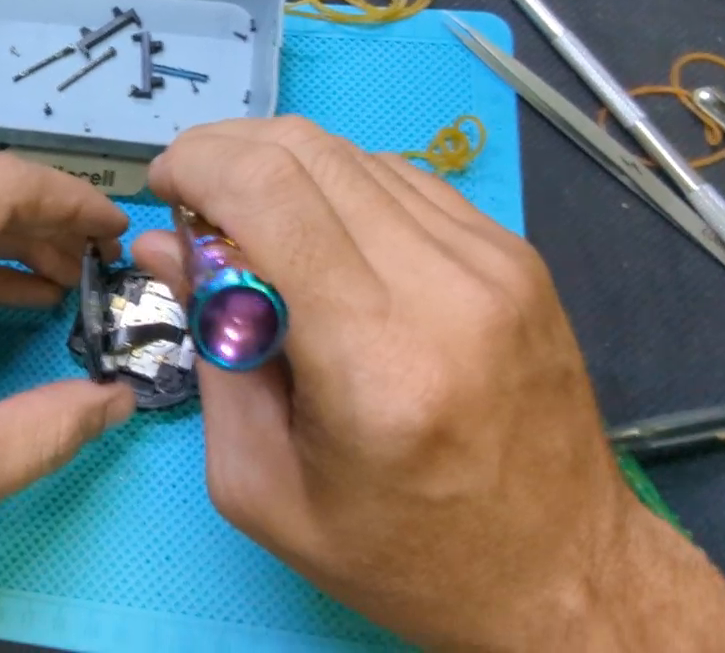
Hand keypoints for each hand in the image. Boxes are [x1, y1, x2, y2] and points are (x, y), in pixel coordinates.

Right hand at [133, 117, 724, 649]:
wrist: (561, 574)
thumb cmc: (395, 552)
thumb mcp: (260, 482)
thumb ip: (209, 347)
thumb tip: (163, 243)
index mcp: (372, 362)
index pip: (268, 196)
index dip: (197, 166)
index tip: (163, 186)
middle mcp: (441, 288)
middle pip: (305, 151)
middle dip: (224, 151)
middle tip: (191, 192)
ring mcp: (490, 259)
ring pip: (350, 153)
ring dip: (277, 165)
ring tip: (249, 216)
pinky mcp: (512, 251)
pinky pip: (397, 177)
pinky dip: (335, 184)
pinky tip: (318, 228)